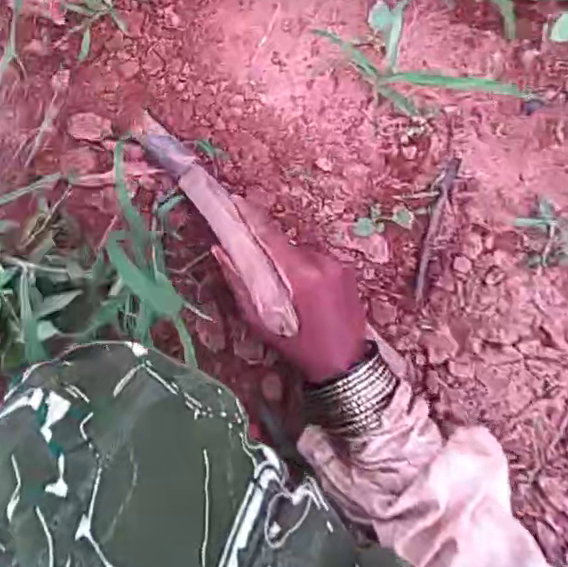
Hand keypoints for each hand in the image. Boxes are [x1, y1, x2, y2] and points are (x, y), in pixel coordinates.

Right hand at [215, 203, 367, 381]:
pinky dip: (304, 269)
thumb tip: (220, 251)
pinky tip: (303, 292)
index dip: (251, 215)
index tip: (236, 200)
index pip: (270, 235)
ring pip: (300, 252)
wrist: (347, 366)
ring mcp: (337, 265)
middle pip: (284, 243)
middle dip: (268, 248)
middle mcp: (321, 262)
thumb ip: (240, 283)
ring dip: (287, 261)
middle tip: (254, 262)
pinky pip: (316, 260)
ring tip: (284, 289)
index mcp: (300, 274)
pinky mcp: (346, 270)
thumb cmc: (299, 347)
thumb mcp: (261, 321)